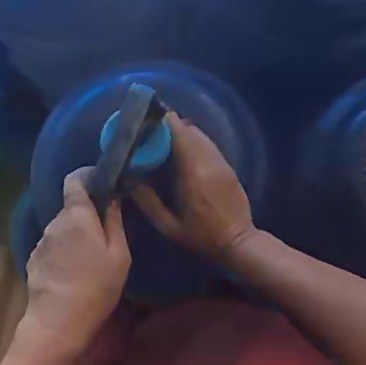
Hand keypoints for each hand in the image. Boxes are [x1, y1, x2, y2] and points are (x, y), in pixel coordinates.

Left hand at [20, 169, 130, 353]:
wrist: (58, 321)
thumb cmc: (96, 286)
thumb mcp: (119, 255)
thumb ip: (114, 221)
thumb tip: (112, 197)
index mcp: (76, 215)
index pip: (74, 180)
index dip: (88, 177)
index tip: (103, 184)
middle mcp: (54, 223)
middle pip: (70, 208)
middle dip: (86, 215)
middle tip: (105, 233)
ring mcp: (40, 242)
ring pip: (61, 230)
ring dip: (75, 236)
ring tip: (90, 259)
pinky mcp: (33, 261)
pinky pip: (52, 247)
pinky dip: (63, 252)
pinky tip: (73, 273)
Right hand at [133, 112, 255, 261]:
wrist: (239, 243)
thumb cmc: (201, 237)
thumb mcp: (168, 226)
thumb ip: (146, 200)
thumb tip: (127, 178)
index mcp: (192, 170)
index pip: (177, 130)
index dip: (159, 121)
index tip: (142, 124)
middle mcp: (208, 159)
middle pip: (187, 127)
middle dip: (167, 127)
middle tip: (148, 136)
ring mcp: (221, 161)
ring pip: (199, 134)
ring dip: (181, 135)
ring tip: (162, 145)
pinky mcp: (227, 166)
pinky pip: (208, 145)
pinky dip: (193, 144)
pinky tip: (182, 157)